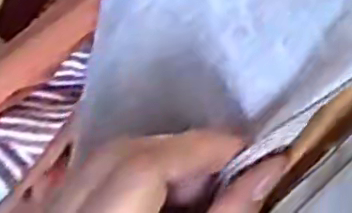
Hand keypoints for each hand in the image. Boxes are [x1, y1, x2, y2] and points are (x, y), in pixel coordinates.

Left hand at [33, 132, 283, 212]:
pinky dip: (124, 180)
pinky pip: (77, 183)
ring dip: (154, 161)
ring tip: (187, 193)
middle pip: (117, 153)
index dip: (204, 149)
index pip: (143, 166)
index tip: (249, 155)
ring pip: (95, 163)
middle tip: (218, 174)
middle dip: (179, 150)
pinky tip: (152, 202)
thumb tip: (275, 162)